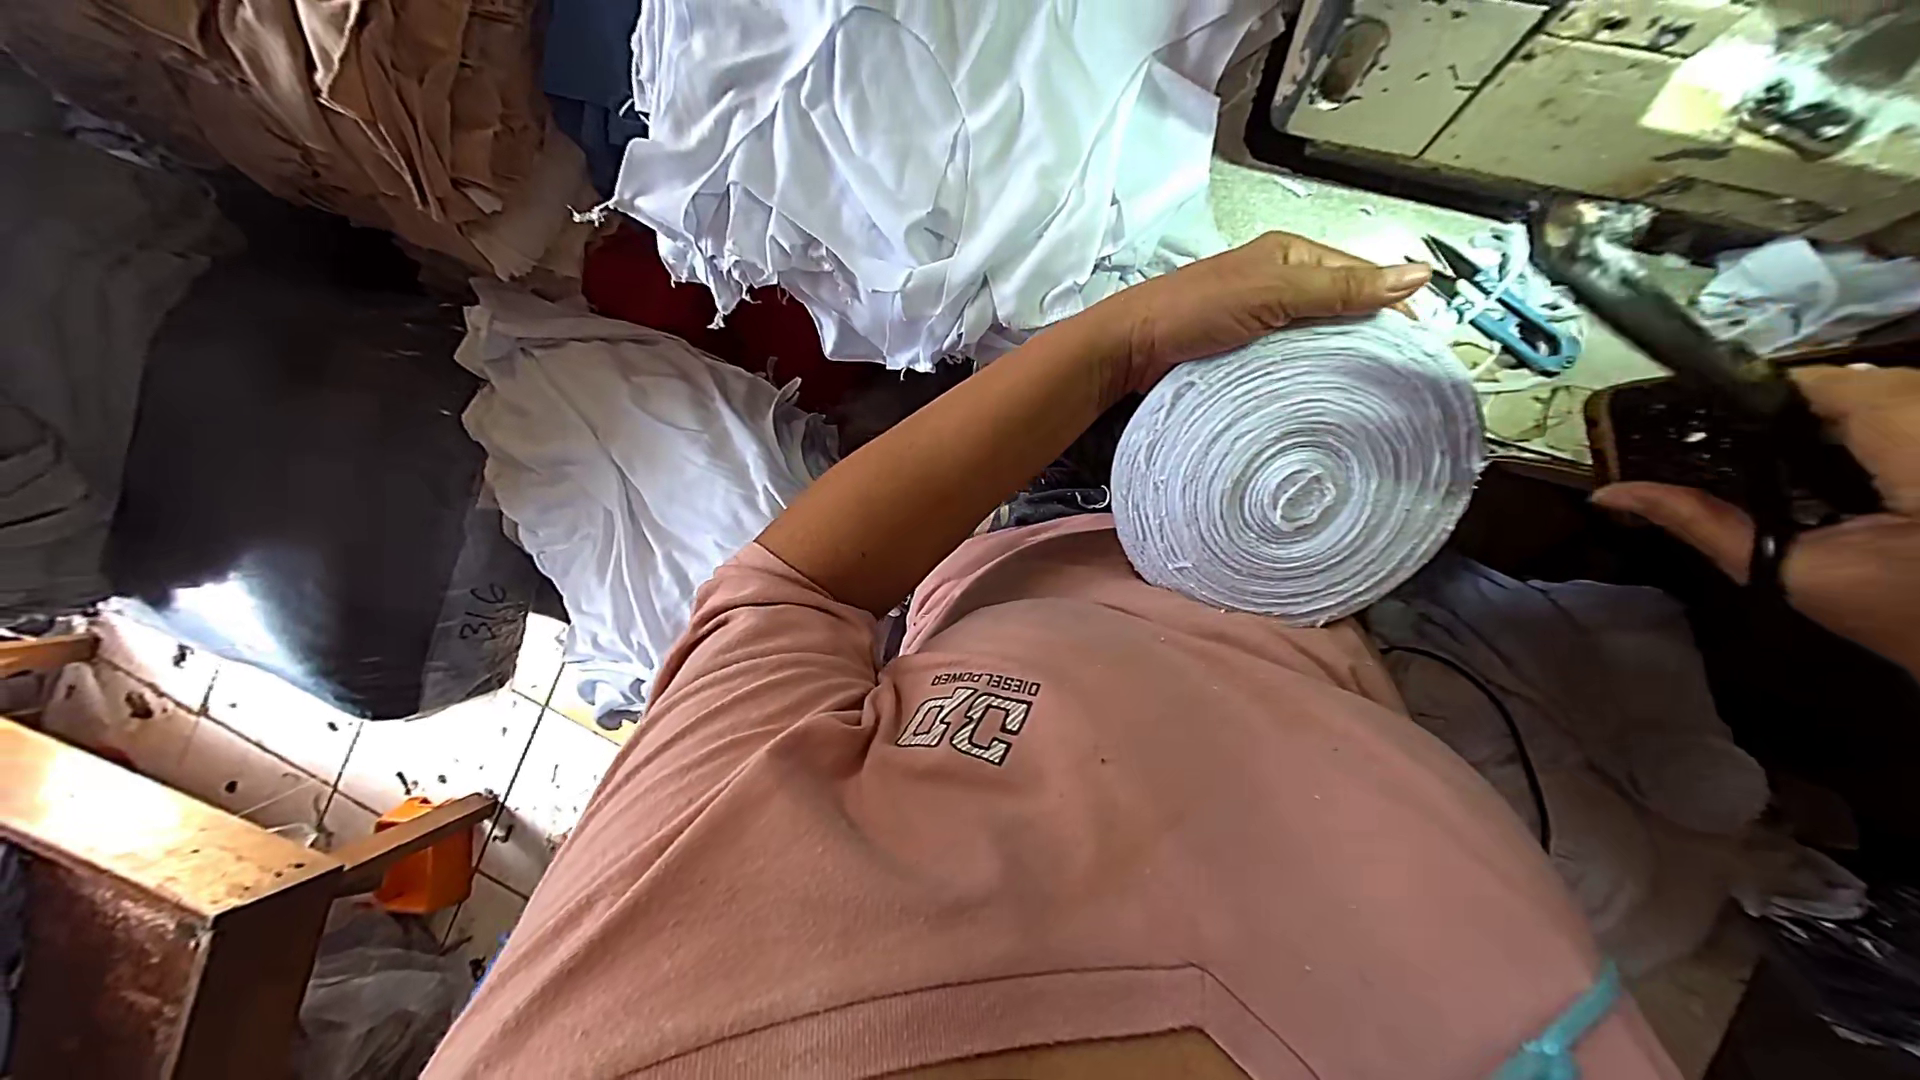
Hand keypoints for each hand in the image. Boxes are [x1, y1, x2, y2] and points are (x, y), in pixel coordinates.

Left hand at [1085, 230, 1431, 395]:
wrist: (1131, 348)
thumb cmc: (1193, 309)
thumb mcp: (1271, 291)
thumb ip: (1338, 287)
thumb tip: (1414, 275)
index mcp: (1289, 257)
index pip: (1357, 273)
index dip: (1389, 300)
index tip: (1417, 337)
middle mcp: (1275, 285)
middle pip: (1335, 308)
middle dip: (1363, 334)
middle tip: (1393, 371)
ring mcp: (1255, 321)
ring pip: (1310, 338)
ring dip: (1332, 359)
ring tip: (1364, 387)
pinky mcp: (1238, 353)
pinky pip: (1282, 362)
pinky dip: (1300, 374)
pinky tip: (1317, 393)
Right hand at [1593, 365, 1919, 674]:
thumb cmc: (1884, 616)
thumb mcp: (1784, 570)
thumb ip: (1704, 521)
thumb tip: (1610, 493)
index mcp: (1914, 467)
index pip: (1856, 390)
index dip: (1788, 386)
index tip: (1723, 403)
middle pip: (1886, 385)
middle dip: (1813, 398)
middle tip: (1742, 427)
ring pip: (1910, 394)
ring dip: (1847, 409)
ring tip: (1784, 439)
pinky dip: (1883, 421)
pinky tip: (1841, 452)